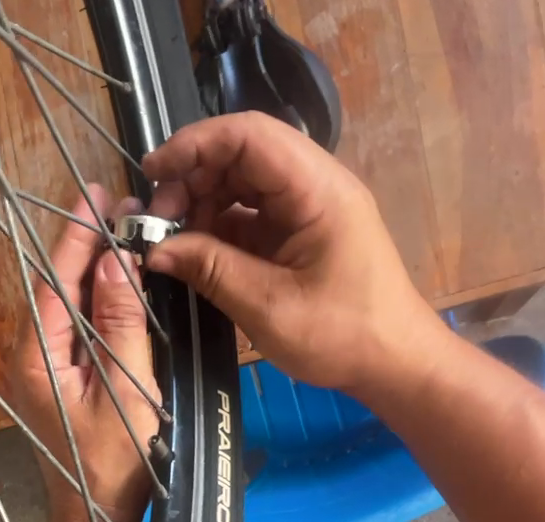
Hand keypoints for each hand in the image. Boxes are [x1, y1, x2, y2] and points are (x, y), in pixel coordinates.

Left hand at [6, 185, 160, 521]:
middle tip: (120, 207)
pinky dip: (96, 304)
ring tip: (122, 234)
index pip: (54, 282)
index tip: (98, 194)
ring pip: (65, 308)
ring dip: (93, 272)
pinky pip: (74, 331)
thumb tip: (118, 260)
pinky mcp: (56, 383)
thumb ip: (121, 323)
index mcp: (36, 359)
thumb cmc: (116, 464)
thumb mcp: (126, 389)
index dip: (76, 236)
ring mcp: (40, 372)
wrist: (97, 518)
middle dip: (86, 247)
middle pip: (56, 289)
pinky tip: (118, 285)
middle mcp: (29, 359)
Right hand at [143, 113, 449, 394]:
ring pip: (241, 184)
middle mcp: (313, 186)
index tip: (152, 173)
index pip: (249, 136)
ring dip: (201, 204)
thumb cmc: (341, 335)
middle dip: (192, 178)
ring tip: (171, 241)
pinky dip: (217, 228)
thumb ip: (211, 270)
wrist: (393, 363)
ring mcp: (306, 210)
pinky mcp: (298, 235)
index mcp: (317, 189)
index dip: (194, 144)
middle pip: (242, 154)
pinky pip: (249, 216)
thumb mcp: (268, 307)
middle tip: (158, 223)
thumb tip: (154, 250)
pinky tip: (194, 253)